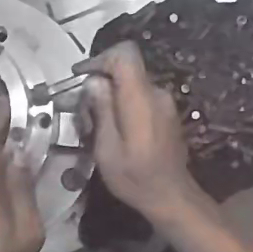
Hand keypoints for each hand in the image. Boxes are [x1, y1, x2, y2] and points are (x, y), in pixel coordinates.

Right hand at [81, 42, 209, 221]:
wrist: (171, 197)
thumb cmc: (135, 177)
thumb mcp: (107, 148)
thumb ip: (102, 109)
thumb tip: (94, 81)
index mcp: (141, 98)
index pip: (125, 54)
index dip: (101, 58)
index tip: (81, 77)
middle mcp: (156, 93)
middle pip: (126, 69)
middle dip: (101, 82)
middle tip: (83, 109)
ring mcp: (165, 103)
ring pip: (132, 85)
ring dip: (111, 96)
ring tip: (95, 124)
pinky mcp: (166, 114)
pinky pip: (141, 98)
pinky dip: (124, 105)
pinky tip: (114, 130)